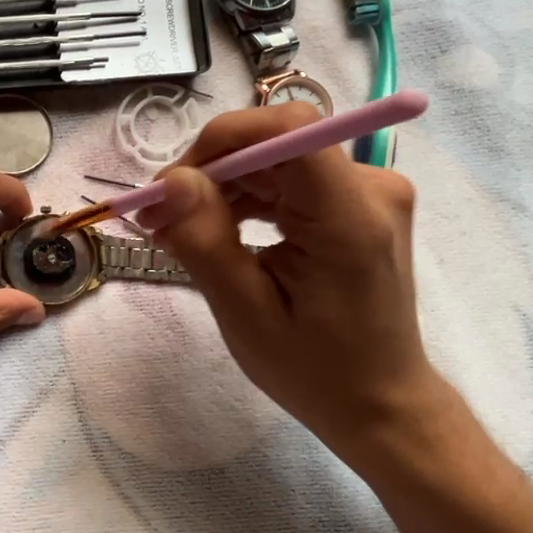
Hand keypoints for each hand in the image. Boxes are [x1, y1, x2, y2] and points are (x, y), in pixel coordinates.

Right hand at [137, 101, 443, 451]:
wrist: (378, 402)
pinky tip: (212, 233)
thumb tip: (169, 180)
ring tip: (173, 234)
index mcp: (349, 215)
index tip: (170, 186)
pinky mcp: (355, 206)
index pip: (288, 129)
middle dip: (206, 172)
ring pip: (275, 161)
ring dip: (218, 188)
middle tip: (154, 220)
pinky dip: (243, 200)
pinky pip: (288, 182)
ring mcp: (366, 194)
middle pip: (274, 144)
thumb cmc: (313, 368)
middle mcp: (370, 187)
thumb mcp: (244, 312)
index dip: (220, 140)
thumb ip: (206, 240)